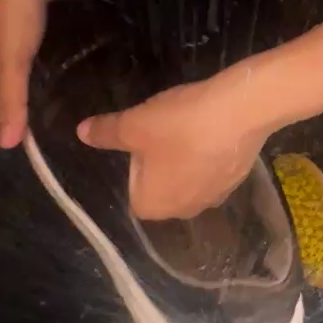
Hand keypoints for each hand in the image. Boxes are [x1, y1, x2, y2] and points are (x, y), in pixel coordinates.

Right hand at [0, 0, 62, 148]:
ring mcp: (14, 29)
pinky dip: (53, 50)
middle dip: (34, 93)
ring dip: (44, 71)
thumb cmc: (17, 15)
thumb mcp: (14, 62)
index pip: (2, 99)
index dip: (20, 113)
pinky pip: (43, 40)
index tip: (47, 129)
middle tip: (66, 109)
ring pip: (29, 60)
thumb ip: (13, 101)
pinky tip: (70, 56)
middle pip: (14, 80)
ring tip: (73, 89)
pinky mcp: (34, 13)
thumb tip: (7, 145)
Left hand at [78, 73, 277, 219]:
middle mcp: (183, 211)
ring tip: (191, 125)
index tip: (144, 135)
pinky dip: (211, 151)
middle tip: (166, 128)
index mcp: (152, 206)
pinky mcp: (238, 179)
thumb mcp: (134, 124)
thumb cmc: (179, 125)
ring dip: (188, 155)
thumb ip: (106, 132)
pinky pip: (213, 167)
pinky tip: (214, 127)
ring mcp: (215, 197)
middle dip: (162, 158)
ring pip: (190, 176)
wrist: (240, 112)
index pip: (132, 187)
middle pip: (162, 184)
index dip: (136, 158)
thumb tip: (82, 132)